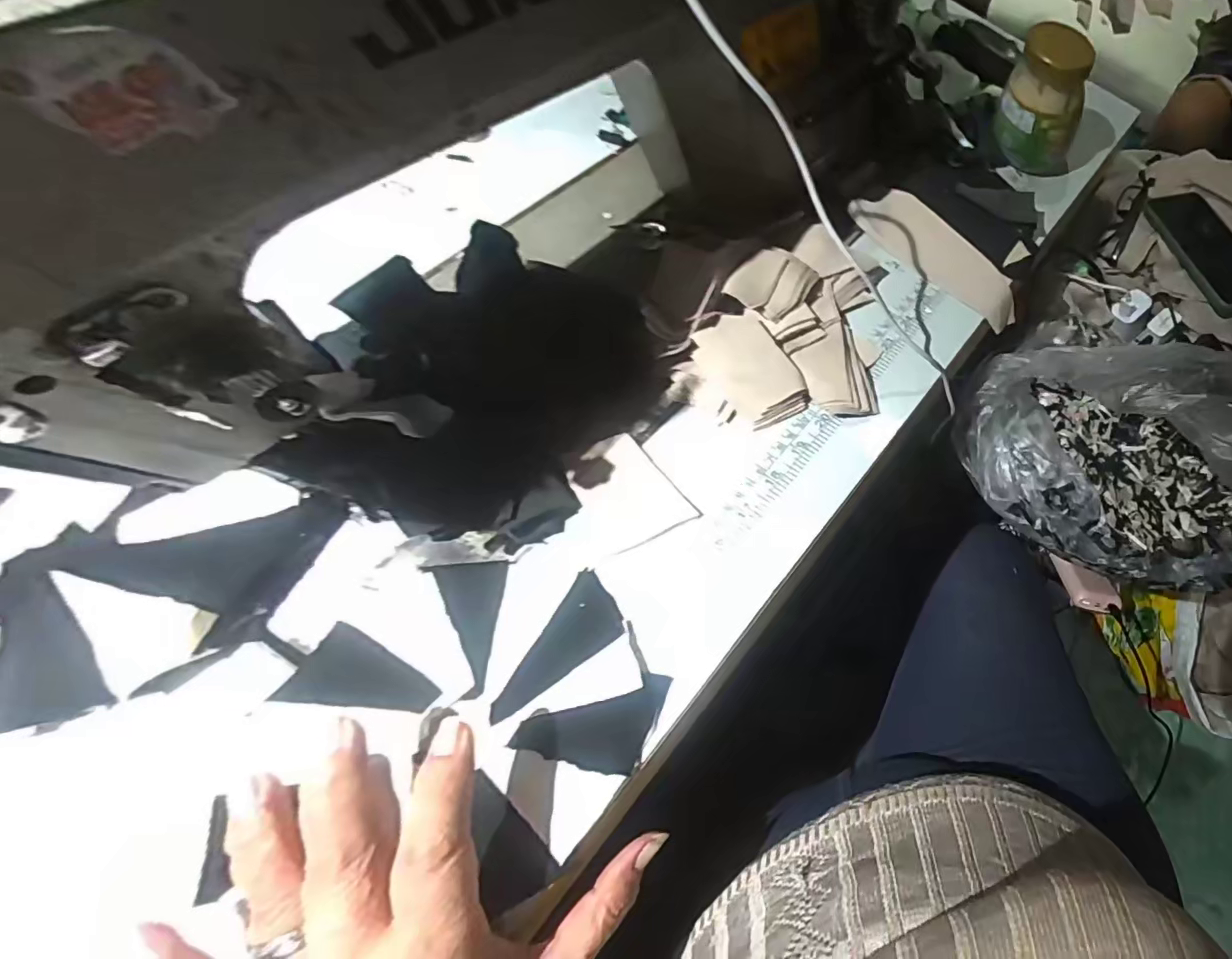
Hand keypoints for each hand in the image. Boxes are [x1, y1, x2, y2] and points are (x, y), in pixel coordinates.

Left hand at [139, 718, 665, 958]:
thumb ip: (601, 909)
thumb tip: (653, 838)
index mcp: (433, 944)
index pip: (435, 849)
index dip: (442, 787)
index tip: (452, 727)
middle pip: (344, 865)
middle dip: (339, 793)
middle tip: (336, 731)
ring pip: (276, 908)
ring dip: (262, 846)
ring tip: (251, 782)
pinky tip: (145, 925)